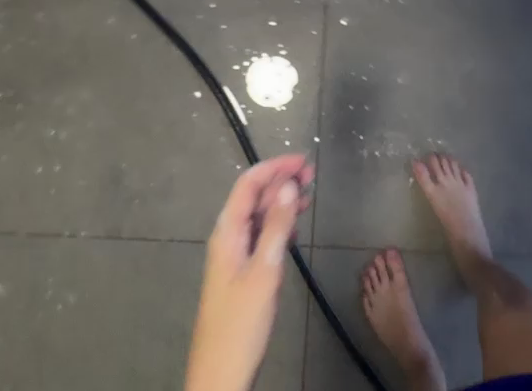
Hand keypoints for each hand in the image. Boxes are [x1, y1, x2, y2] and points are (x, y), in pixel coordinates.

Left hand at [185, 154, 314, 390]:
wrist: (220, 372)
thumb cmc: (241, 321)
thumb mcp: (264, 271)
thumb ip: (276, 227)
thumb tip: (288, 185)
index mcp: (227, 231)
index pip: (248, 184)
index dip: (274, 167)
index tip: (303, 161)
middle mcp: (227, 237)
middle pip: (252, 196)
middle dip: (279, 180)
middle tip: (311, 174)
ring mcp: (233, 255)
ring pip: (257, 215)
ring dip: (280, 201)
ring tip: (308, 193)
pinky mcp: (241, 272)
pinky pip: (259, 235)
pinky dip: (277, 223)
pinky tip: (294, 225)